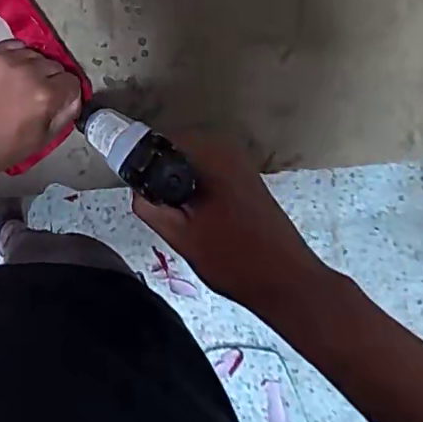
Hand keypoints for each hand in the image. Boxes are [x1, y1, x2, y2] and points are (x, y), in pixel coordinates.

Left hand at [0, 40, 81, 182]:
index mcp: (45, 96)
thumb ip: (66, 114)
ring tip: (23, 83)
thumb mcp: (44, 140)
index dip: (68, 94)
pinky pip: (16, 46)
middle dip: (52, 80)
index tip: (58, 102)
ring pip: (37, 55)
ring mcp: (8, 61)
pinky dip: (19, 56)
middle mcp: (29, 72)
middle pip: (56, 66)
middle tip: (38, 96)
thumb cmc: (4, 147)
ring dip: (35, 68)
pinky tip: (13, 70)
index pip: (72, 82)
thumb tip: (74, 97)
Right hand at [130, 133, 336, 313]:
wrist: (285, 280)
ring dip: (179, 184)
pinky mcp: (246, 178)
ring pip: (191, 163)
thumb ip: (150, 206)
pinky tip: (200, 220)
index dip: (143, 164)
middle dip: (161, 175)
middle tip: (161, 210)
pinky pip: (209, 172)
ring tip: (182, 220)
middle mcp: (228, 149)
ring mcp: (240, 162)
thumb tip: (138, 192)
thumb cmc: (235, 259)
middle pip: (175, 150)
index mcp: (211, 154)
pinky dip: (197, 189)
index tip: (140, 190)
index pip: (160, 141)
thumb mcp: (180, 236)